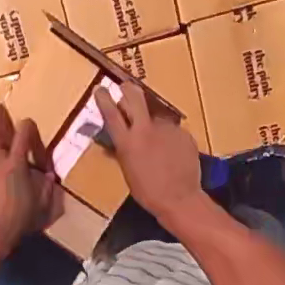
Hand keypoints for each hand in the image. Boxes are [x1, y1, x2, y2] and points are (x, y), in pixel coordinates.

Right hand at [94, 80, 208, 228]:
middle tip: (125, 86)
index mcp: (127, 142)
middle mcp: (145, 129)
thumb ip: (125, 150)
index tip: (100, 88)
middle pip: (135, 98)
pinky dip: (170, 138)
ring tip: (157, 142)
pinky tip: (172, 152)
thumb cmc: (147, 191)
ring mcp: (167, 129)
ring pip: (156, 116)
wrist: (179, 198)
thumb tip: (121, 140)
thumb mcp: (128, 170)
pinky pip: (173, 131)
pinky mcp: (184, 133)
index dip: (103, 99)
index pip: (111, 113)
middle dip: (128, 90)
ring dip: (153, 123)